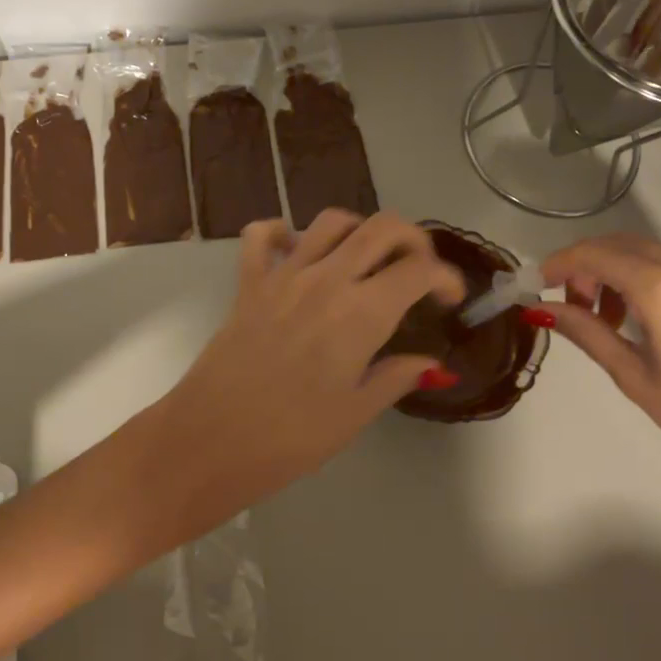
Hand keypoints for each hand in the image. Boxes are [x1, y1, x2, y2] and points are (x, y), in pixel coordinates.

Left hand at [137, 210, 465, 540]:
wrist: (210, 438)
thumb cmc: (290, 437)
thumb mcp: (355, 413)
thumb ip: (396, 377)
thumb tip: (432, 363)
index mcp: (361, 312)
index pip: (419, 270)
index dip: (446, 278)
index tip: (450, 301)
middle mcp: (325, 279)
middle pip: (381, 228)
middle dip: (412, 239)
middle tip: (418, 271)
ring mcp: (282, 276)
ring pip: (329, 222)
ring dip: (357, 230)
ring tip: (366, 262)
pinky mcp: (247, 284)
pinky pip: (261, 236)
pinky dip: (281, 232)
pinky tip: (296, 252)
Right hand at [536, 234, 660, 516]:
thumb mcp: (636, 378)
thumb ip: (588, 334)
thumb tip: (542, 310)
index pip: (595, 254)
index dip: (560, 263)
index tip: (539, 284)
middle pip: (624, 245)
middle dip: (588, 265)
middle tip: (570, 303)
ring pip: (655, 255)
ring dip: (620, 273)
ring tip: (610, 320)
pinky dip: (653, 281)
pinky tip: (653, 324)